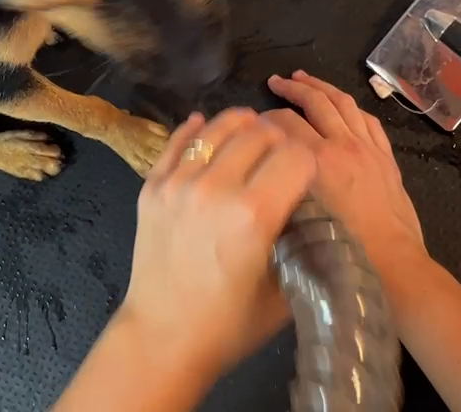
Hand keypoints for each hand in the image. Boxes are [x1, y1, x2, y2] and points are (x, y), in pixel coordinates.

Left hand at [115, 108, 316, 374]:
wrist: (163, 336)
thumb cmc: (228, 325)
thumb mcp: (283, 291)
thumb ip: (298, 244)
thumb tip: (308, 211)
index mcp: (253, 215)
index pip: (295, 158)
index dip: (307, 161)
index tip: (307, 172)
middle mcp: (215, 188)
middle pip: (257, 134)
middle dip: (277, 138)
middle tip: (281, 151)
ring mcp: (178, 182)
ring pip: (215, 129)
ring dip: (238, 123)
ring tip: (250, 126)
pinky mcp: (152, 184)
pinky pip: (176, 142)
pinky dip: (194, 128)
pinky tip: (204, 124)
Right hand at [265, 70, 427, 273]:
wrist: (394, 265)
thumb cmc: (343, 251)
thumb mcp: (298, 220)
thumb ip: (279, 186)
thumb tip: (262, 169)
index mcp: (318, 161)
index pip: (285, 122)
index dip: (265, 117)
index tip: (255, 122)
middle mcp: (343, 145)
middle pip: (315, 101)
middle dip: (292, 87)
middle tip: (275, 81)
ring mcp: (368, 149)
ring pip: (344, 102)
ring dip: (321, 86)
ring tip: (304, 77)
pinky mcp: (386, 158)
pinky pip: (368, 120)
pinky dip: (351, 106)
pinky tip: (341, 103)